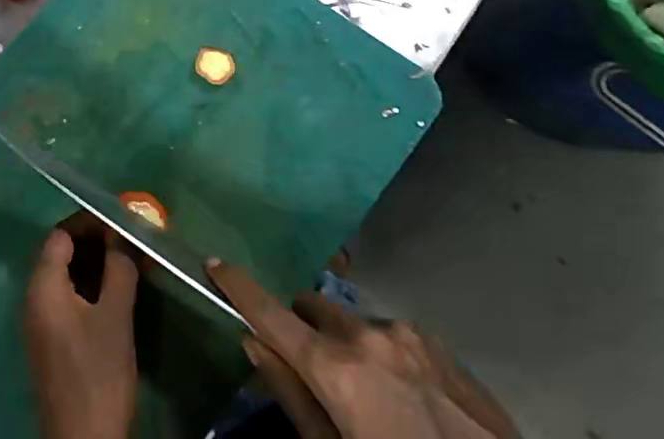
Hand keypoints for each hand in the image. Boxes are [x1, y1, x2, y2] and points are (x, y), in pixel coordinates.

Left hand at [22, 225, 138, 438]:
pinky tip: (113, 291)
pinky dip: (86, 286)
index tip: (120, 221)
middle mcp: (32, 295)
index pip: (60, 234)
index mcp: (42, 284)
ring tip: (126, 261)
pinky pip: (64, 296)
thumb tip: (123, 233)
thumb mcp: (115, 316)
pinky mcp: (48, 337)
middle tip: (126, 240)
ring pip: (63, 275)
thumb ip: (119, 269)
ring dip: (91, 264)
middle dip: (92, 241)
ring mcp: (38, 318)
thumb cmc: (97, 373)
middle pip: (58, 252)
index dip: (89, 222)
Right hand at [208, 260, 518, 438]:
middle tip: (315, 371)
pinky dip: (388, 356)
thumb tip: (254, 344)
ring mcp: (414, 340)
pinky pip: (399, 339)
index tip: (214, 263)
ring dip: (350, 345)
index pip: (270, 313)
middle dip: (305, 330)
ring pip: (357, 324)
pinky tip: (410, 399)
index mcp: (337, 367)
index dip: (237, 287)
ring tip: (373, 395)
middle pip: (313, 309)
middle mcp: (370, 336)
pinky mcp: (448, 353)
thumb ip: (292, 397)